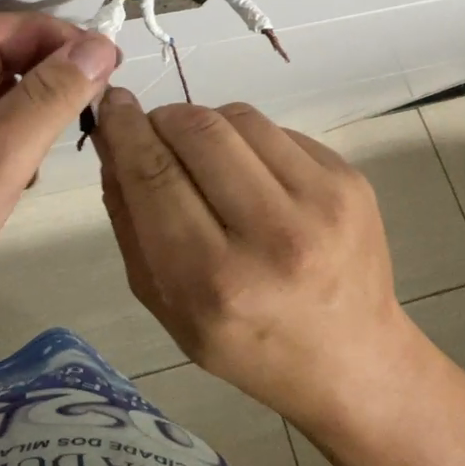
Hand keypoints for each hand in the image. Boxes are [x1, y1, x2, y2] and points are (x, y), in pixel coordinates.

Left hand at [0, 13, 119, 295]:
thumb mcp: (2, 152)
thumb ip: (53, 95)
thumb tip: (100, 45)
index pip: (31, 26)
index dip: (76, 48)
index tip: (113, 83)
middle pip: (16, 49)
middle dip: (54, 84)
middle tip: (81, 129)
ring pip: (4, 79)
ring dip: (32, 111)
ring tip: (40, 157)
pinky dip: (7, 126)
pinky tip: (12, 167)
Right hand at [93, 90, 413, 422]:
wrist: (353, 362)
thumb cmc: (243, 341)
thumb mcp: (163, 300)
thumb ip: (128, 218)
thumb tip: (111, 140)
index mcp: (214, 279)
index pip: (154, 174)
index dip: (125, 129)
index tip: (111, 103)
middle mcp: (273, 237)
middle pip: (196, 130)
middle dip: (162, 119)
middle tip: (154, 132)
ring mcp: (321, 203)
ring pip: (237, 117)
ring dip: (204, 124)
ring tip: (205, 158)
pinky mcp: (351, 180)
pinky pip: (276, 129)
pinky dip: (247, 139)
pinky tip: (251, 175)